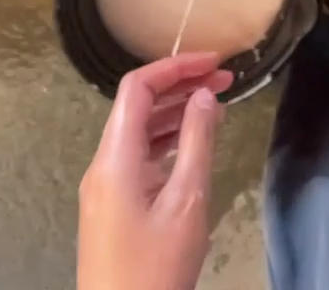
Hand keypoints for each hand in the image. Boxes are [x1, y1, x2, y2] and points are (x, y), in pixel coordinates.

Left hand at [78, 54, 232, 289]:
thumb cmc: (156, 265)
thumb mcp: (187, 200)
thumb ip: (197, 141)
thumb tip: (205, 95)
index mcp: (114, 159)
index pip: (137, 88)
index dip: (176, 66)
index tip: (215, 63)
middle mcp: (103, 165)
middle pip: (137, 105)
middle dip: (181, 84)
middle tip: (225, 79)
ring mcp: (105, 186)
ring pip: (139, 129)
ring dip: (176, 110)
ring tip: (218, 105)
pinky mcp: (113, 204)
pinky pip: (139, 153)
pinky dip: (169, 136)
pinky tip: (197, 139)